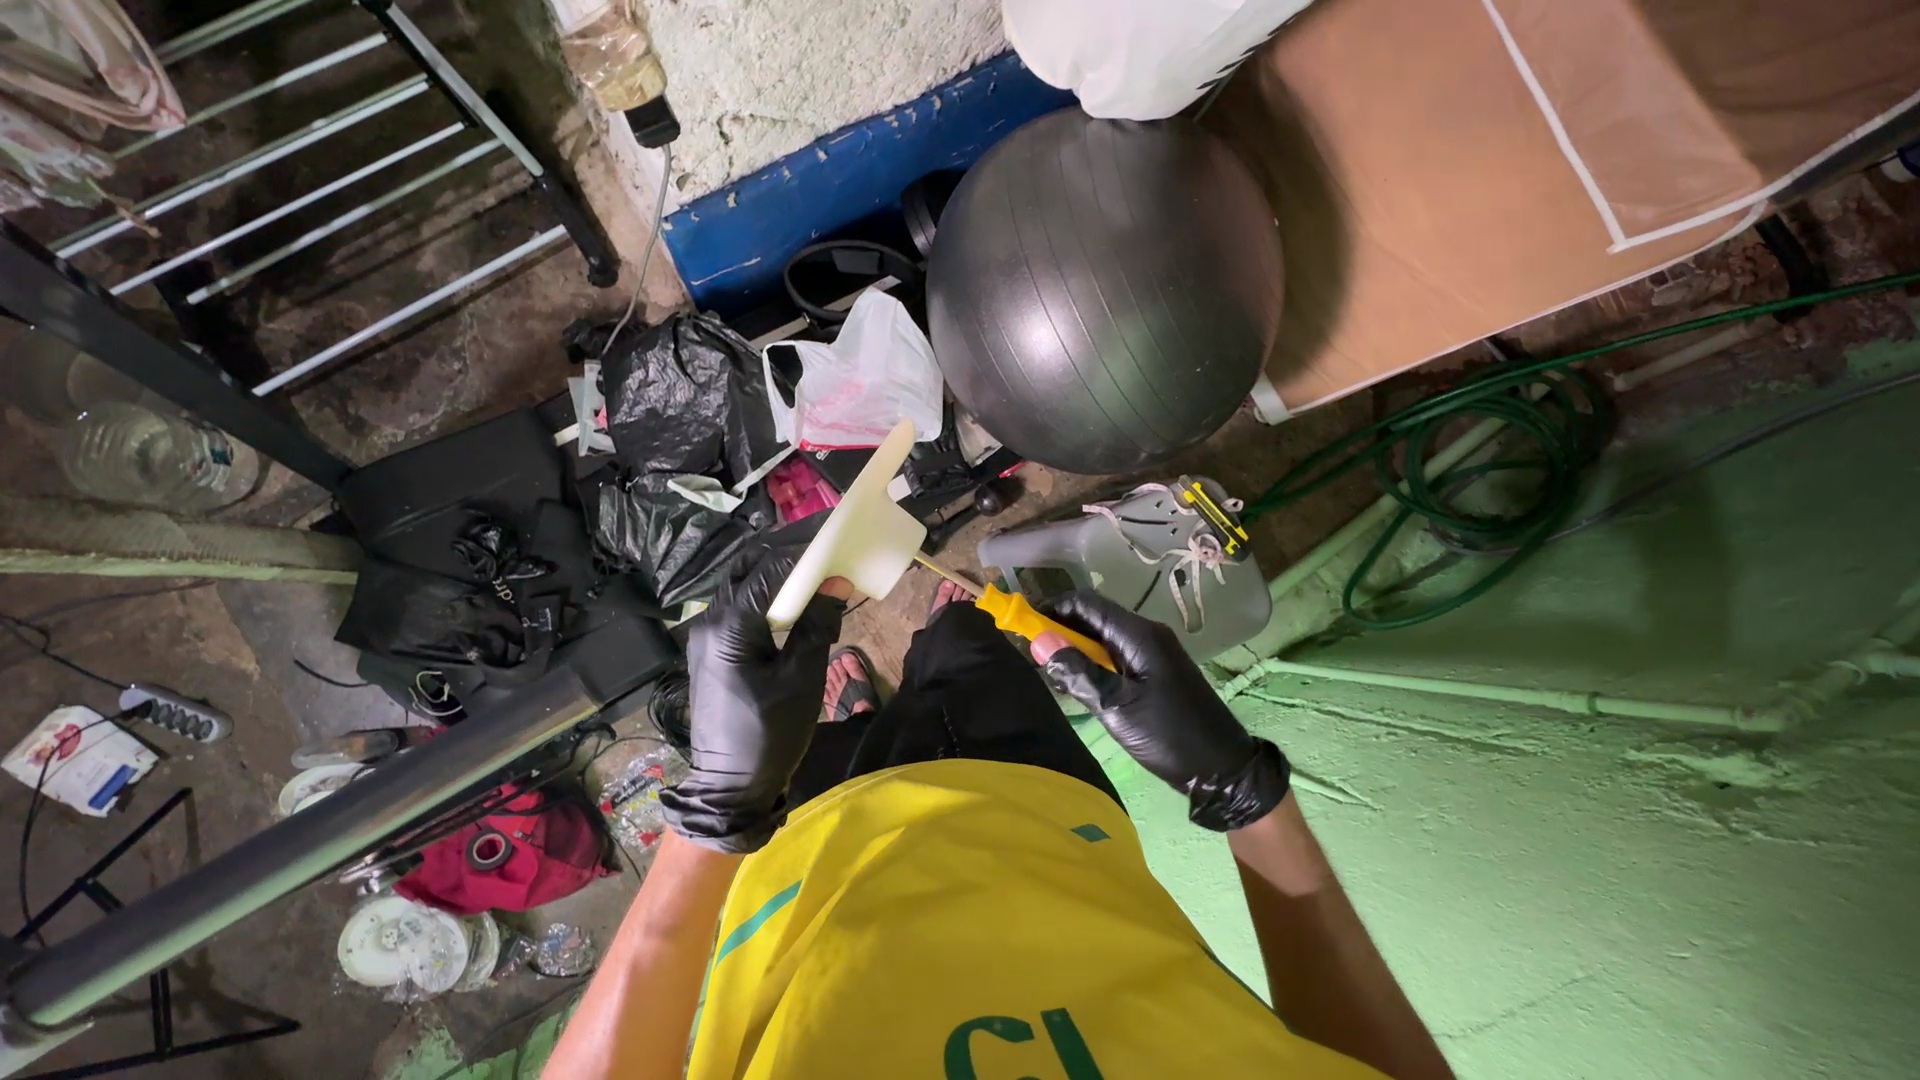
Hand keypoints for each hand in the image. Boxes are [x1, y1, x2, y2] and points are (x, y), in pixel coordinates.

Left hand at [659, 525, 845, 852]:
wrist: (730, 786)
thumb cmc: (770, 734)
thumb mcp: (803, 679)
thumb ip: (817, 625)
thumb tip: (835, 582)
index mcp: (729, 627)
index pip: (769, 570)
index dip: (804, 552)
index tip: (837, 540)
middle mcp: (709, 622)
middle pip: (747, 567)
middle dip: (786, 550)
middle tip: (825, 543)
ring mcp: (705, 636)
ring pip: (742, 585)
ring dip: (777, 572)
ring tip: (815, 567)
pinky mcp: (712, 650)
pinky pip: (740, 607)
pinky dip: (768, 596)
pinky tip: (794, 601)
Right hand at [1033, 591, 1288, 830]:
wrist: (1223, 768)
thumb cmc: (1170, 735)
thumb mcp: (1117, 707)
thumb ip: (1079, 674)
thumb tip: (1041, 644)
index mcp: (1139, 634)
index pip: (1087, 602)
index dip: (1052, 608)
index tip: (1024, 627)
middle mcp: (1146, 634)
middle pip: (1094, 617)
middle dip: (1061, 629)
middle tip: (1034, 656)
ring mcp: (1153, 653)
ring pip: (1103, 638)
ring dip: (1076, 649)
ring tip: (1052, 674)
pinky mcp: (1155, 672)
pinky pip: (1116, 656)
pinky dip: (1093, 664)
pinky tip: (1079, 686)